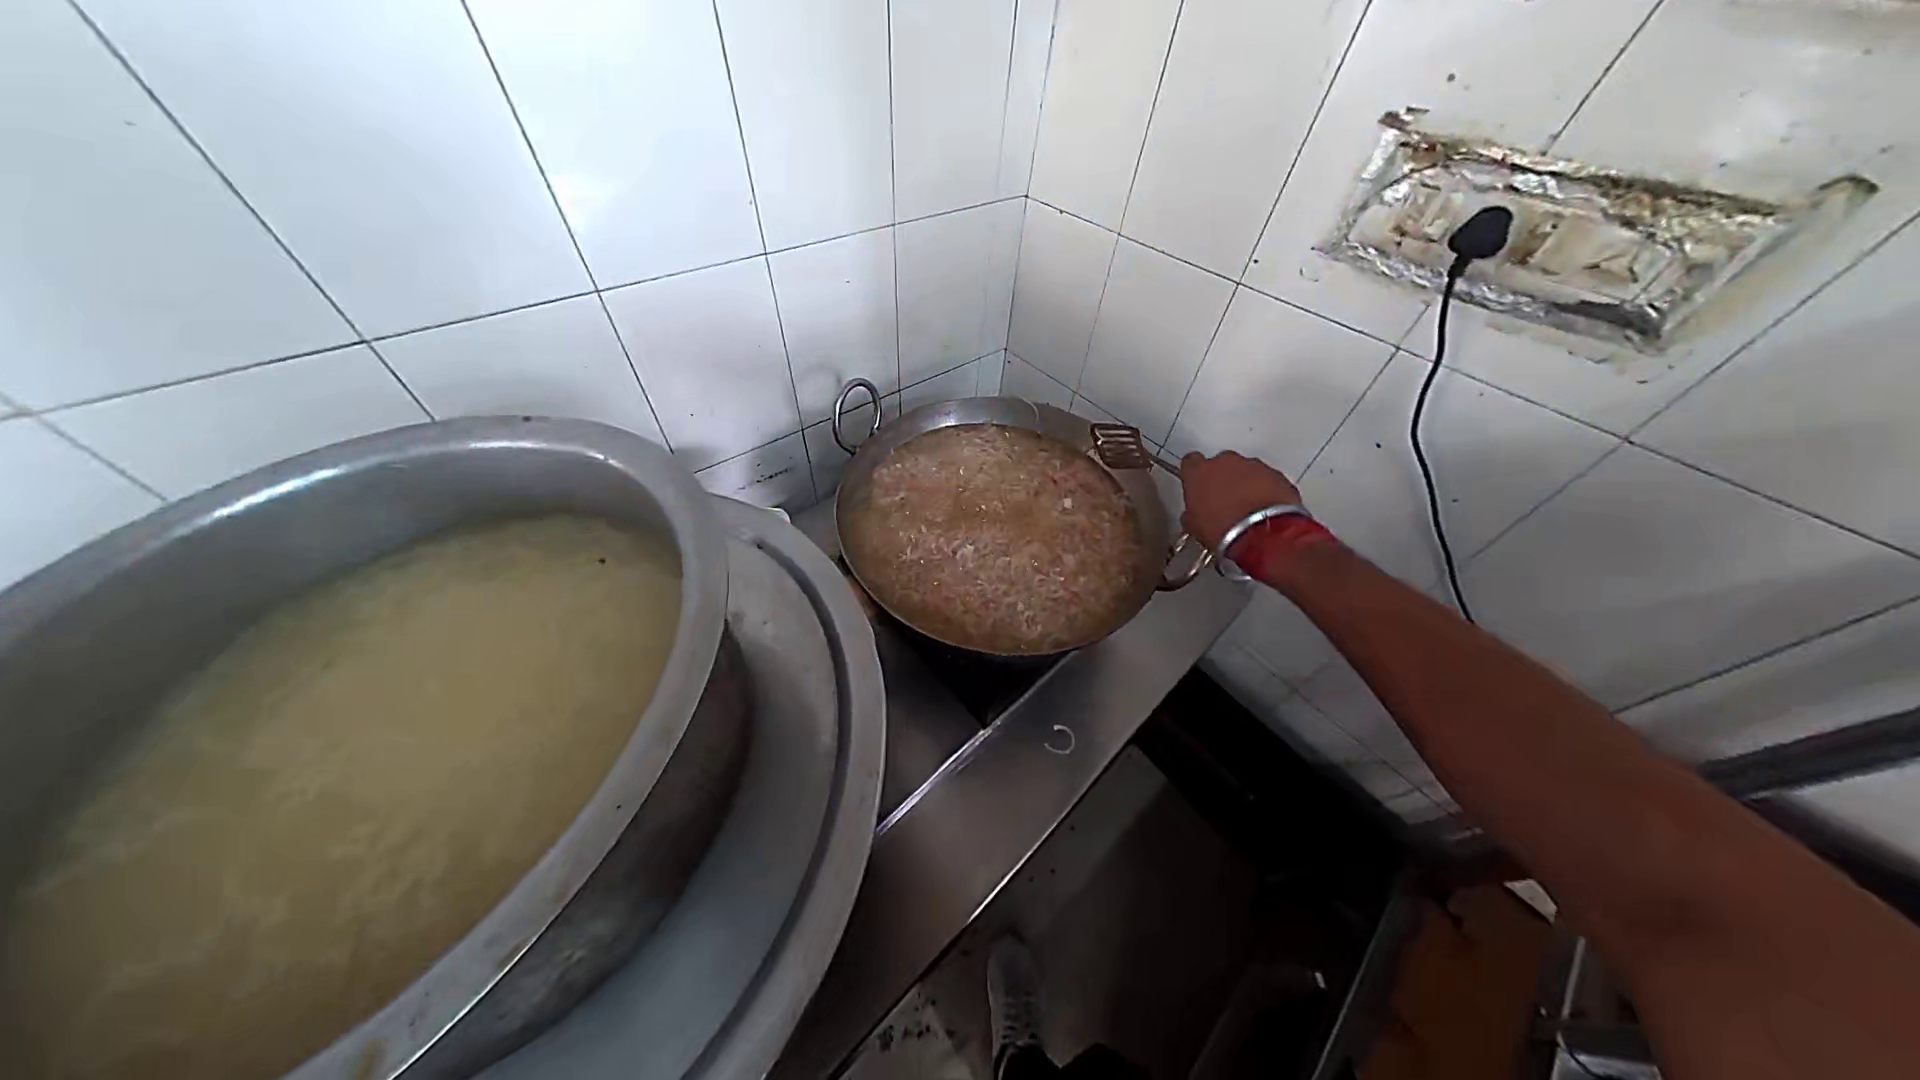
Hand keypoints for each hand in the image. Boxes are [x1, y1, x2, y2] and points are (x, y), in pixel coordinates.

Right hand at [1179, 451, 1301, 551]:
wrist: (1262, 535)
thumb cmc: (1224, 529)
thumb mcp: (1194, 526)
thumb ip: (1191, 511)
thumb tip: (1194, 515)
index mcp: (1199, 471)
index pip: (1190, 462)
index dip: (1194, 474)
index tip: (1196, 484)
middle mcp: (1225, 462)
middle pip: (1221, 463)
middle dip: (1222, 477)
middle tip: (1223, 499)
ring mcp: (1253, 466)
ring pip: (1246, 469)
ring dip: (1245, 483)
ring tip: (1246, 507)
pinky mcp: (1276, 475)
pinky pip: (1267, 478)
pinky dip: (1266, 489)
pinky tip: (1263, 509)